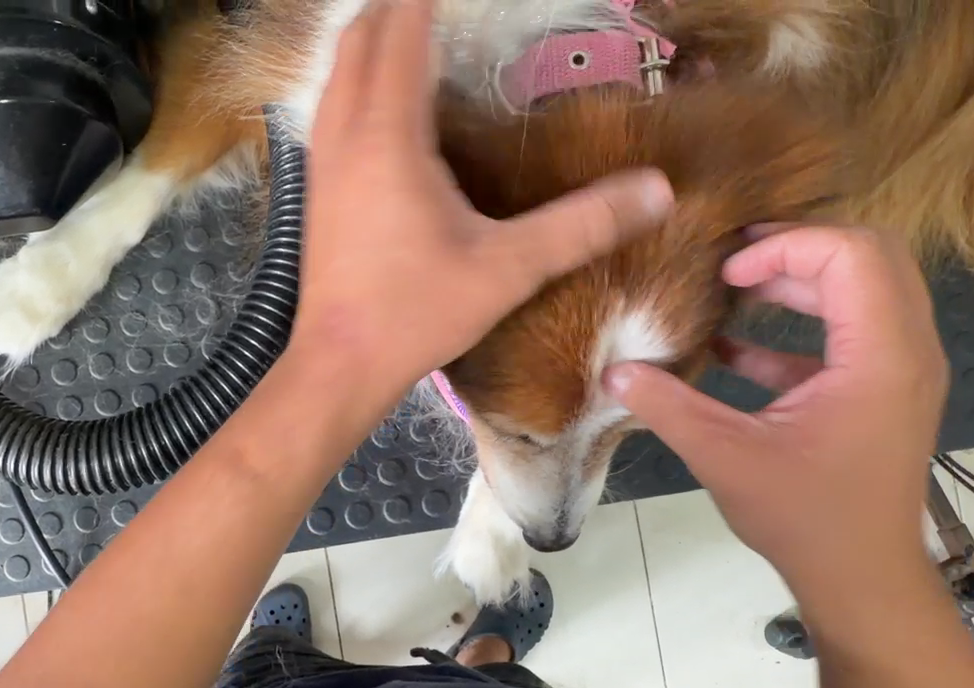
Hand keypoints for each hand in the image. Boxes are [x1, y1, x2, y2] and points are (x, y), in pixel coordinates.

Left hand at [287, 0, 672, 400]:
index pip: (403, 29)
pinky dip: (354, 88)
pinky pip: (329, 115)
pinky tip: (382, 112)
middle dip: (397, 7)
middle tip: (442, 6)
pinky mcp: (316, 197)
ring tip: (414, 36)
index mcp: (388, 137)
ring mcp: (322, 168)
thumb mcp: (506, 270)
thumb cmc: (414, 316)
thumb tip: (658, 191)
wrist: (338, 366)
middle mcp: (345, 138)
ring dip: (370, 44)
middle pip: (359, 39)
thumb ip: (581, 225)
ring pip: (336, 76)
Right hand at [604, 225, 948, 606]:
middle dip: (798, 250)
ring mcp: (901, 370)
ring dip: (800, 284)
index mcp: (880, 356)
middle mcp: (907, 349)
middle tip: (730, 264)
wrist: (859, 571)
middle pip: (870, 259)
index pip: (850, 256)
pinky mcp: (882, 393)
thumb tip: (613, 373)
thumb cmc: (802, 515)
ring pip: (865, 292)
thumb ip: (668, 407)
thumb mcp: (724, 456)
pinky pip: (851, 334)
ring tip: (734, 290)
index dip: (784, 247)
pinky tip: (736, 349)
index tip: (724, 275)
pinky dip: (799, 328)